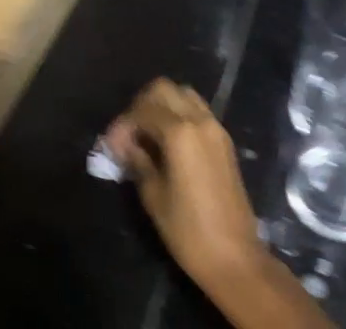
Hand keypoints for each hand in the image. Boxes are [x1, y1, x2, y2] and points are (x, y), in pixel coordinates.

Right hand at [106, 79, 264, 287]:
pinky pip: (197, 111)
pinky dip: (178, 115)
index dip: (122, 123)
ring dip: (161, 106)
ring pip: (184, 95)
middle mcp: (200, 120)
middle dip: (141, 104)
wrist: (235, 257)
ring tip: (146, 136)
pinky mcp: (224, 141)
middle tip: (128, 133)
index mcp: (181, 132)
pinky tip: (166, 143)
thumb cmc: (188, 230)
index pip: (143, 109)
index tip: (111, 145)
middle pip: (165, 89)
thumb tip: (123, 145)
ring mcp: (216, 128)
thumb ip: (137, 161)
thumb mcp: (153, 196)